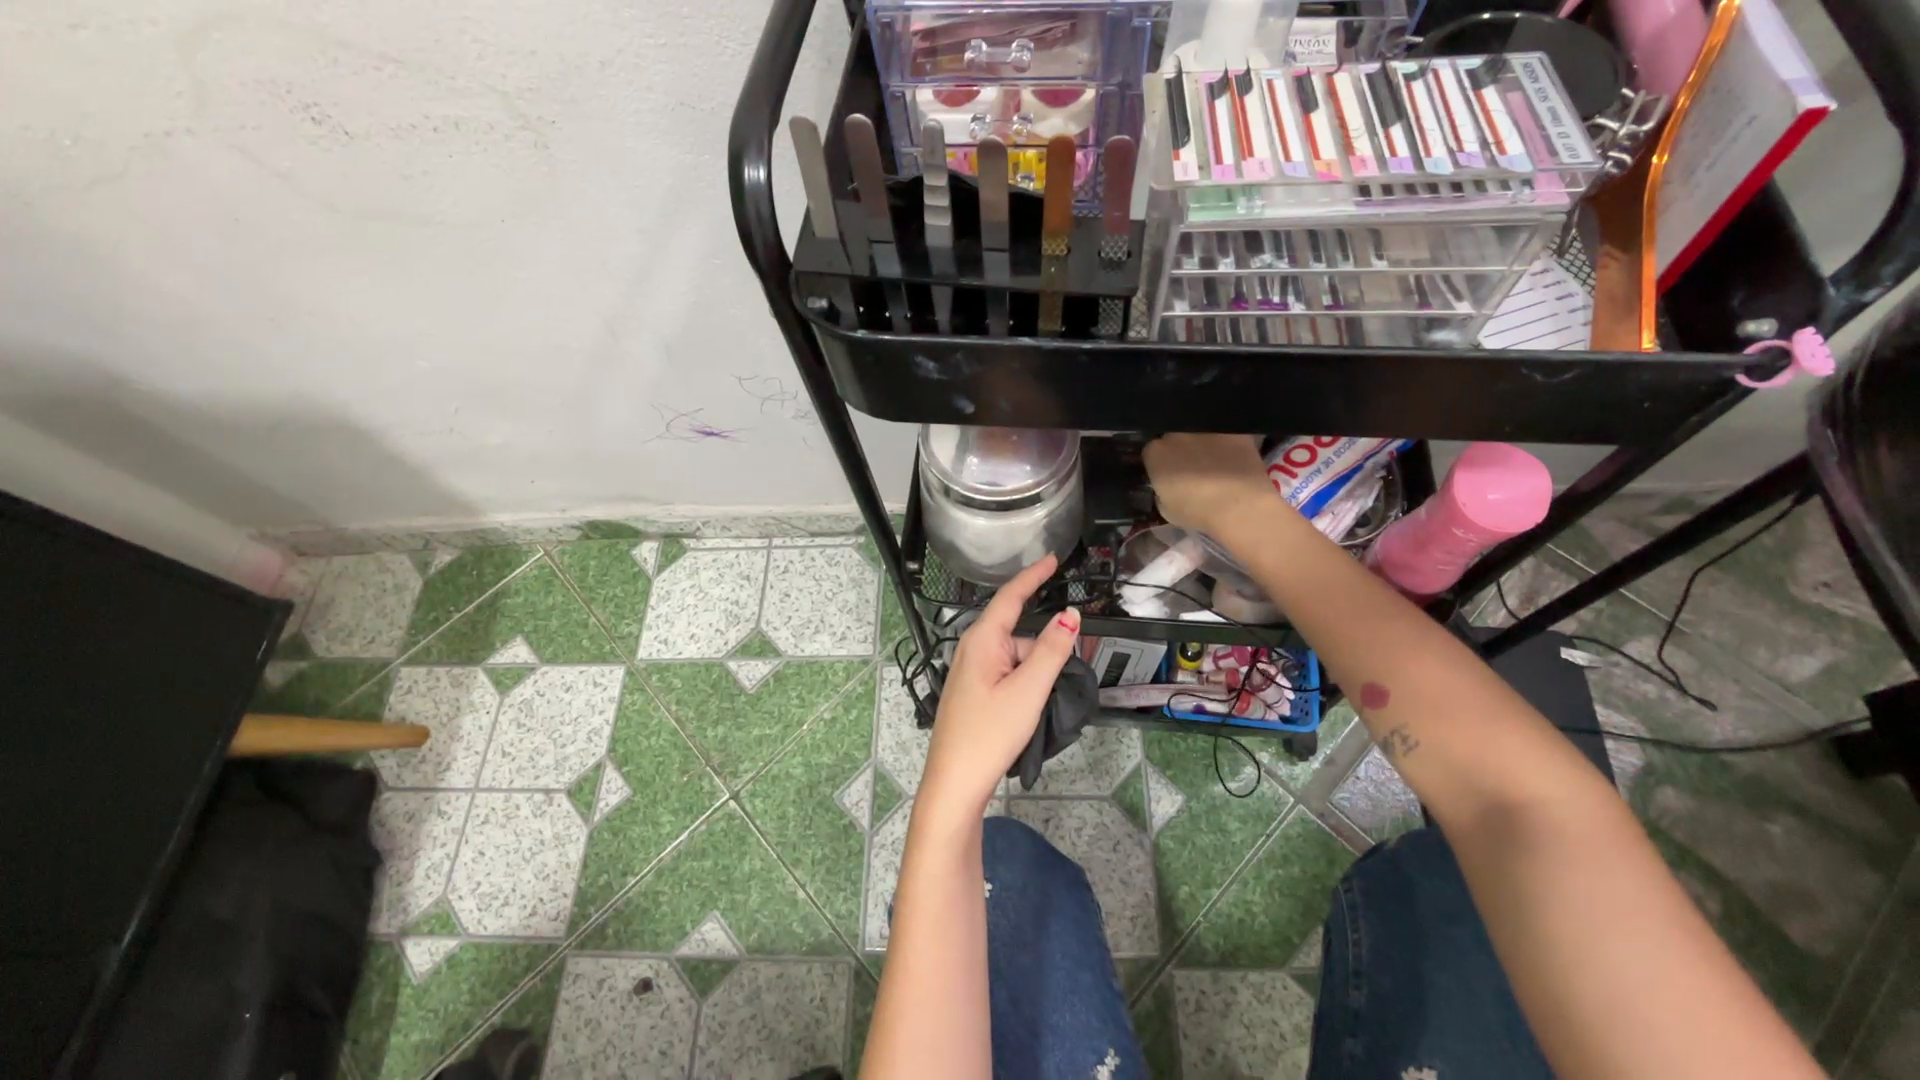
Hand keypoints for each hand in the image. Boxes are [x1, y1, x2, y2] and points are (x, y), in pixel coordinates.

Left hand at [920, 555, 1080, 818]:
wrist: (955, 782)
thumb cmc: (989, 734)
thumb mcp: (1029, 690)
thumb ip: (1052, 650)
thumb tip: (1071, 615)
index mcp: (982, 640)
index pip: (1011, 596)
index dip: (1033, 576)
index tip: (1053, 558)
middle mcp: (972, 649)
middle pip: (1018, 634)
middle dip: (1044, 650)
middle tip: (1064, 677)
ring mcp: (970, 672)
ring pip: (1015, 658)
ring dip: (1036, 674)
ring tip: (1040, 710)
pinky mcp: (973, 693)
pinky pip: (1007, 675)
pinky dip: (1025, 686)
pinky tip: (1030, 712)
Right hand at [1143, 434, 1279, 536]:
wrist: (1239, 503)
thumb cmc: (1197, 511)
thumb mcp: (1166, 510)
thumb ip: (1161, 492)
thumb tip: (1167, 487)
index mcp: (1155, 453)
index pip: (1150, 453)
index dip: (1158, 465)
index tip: (1166, 477)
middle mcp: (1176, 434)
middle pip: (1173, 439)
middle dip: (1179, 451)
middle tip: (1190, 470)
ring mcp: (1205, 429)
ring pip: (1200, 435)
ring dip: (1202, 446)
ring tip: (1213, 465)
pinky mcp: (1232, 430)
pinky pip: (1224, 436)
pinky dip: (1226, 446)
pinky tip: (1233, 460)